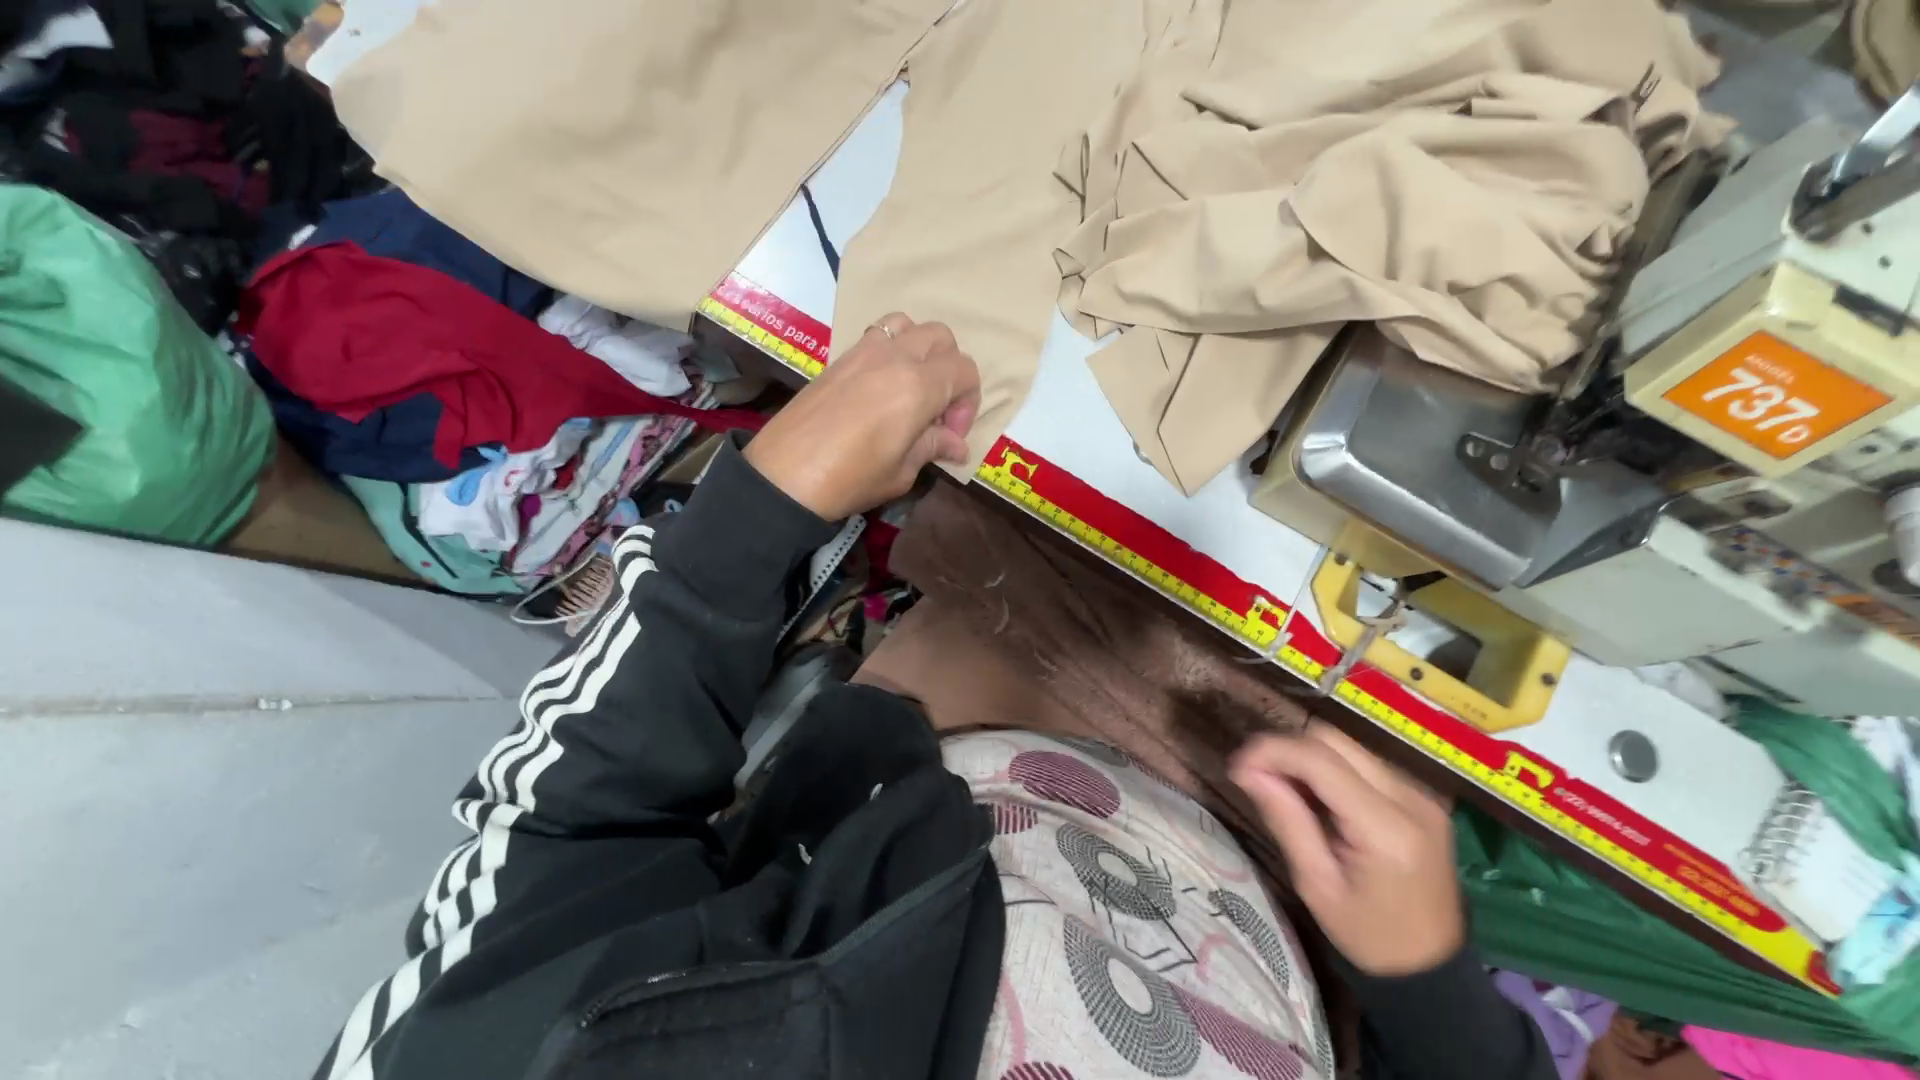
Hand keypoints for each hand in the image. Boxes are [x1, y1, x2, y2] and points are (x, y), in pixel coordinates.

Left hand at [744, 312, 980, 520]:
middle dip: (950, 370)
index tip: (950, 435)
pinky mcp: (839, 358)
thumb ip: (931, 447)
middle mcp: (894, 357)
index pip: (965, 370)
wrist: (784, 476)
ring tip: (910, 387)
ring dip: (919, 350)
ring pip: (906, 325)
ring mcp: (863, 352)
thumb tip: (955, 445)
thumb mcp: (901, 472)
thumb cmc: (850, 479)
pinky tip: (880, 388)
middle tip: (936, 411)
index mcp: (918, 386)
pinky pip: (876, 335)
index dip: (968, 403)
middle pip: (941, 338)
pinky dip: (890, 350)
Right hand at [1231, 723, 1463, 975]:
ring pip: (1349, 748)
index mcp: (1385, 828)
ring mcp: (1420, 796)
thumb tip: (1248, 771)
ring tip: (1281, 788)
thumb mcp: (1316, 883)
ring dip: (1308, 758)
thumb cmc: (1367, 936)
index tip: (1236, 767)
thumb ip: (1286, 820)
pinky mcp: (1421, 799)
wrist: (1431, 968)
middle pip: (1334, 742)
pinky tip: (1315, 798)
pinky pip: (1365, 766)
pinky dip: (1332, 771)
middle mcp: (1410, 799)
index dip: (1272, 752)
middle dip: (1287, 750)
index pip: (1320, 760)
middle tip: (1255, 776)